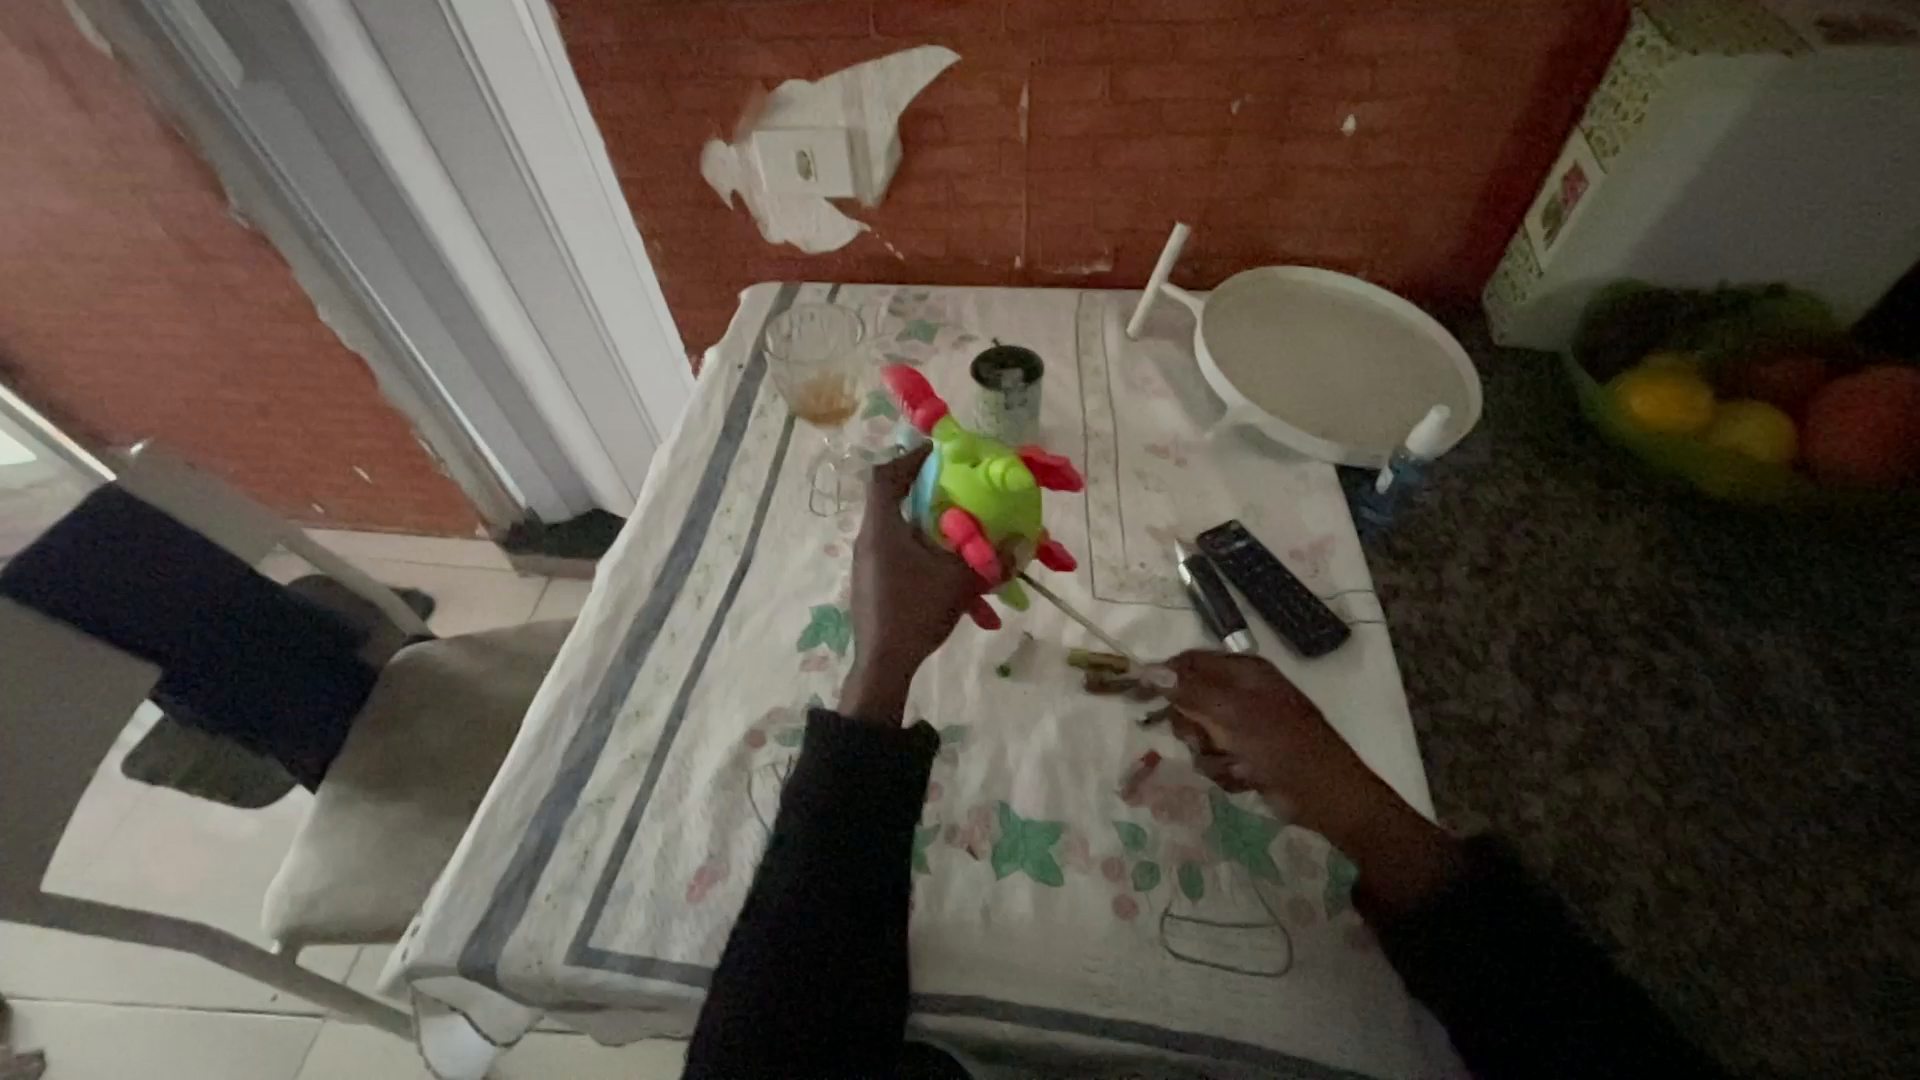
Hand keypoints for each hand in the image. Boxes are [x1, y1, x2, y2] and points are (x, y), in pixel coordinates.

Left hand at [840, 446, 996, 724]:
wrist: (883, 665)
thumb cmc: (915, 613)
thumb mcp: (960, 583)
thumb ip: (992, 560)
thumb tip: (1025, 543)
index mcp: (882, 529)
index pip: (884, 476)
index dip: (909, 459)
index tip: (937, 454)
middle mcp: (869, 541)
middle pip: (895, 503)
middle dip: (930, 497)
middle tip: (960, 494)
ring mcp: (869, 565)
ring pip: (903, 537)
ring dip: (934, 537)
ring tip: (966, 546)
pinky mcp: (874, 587)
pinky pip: (903, 562)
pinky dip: (929, 565)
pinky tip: (957, 591)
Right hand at [1163, 651, 1462, 911]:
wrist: (1328, 798)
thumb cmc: (1284, 746)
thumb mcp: (1233, 714)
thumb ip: (1189, 692)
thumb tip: (1147, 669)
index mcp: (1243, 672)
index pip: (1190, 662)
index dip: (1164, 677)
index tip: (1138, 696)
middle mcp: (1241, 694)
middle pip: (1188, 701)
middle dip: (1192, 726)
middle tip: (1204, 738)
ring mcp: (1244, 726)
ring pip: (1198, 735)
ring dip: (1210, 754)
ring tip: (1234, 764)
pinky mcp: (1246, 755)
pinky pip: (1213, 758)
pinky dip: (1224, 771)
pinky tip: (1246, 777)